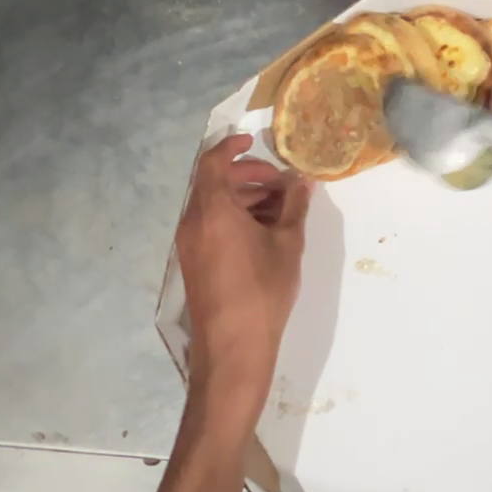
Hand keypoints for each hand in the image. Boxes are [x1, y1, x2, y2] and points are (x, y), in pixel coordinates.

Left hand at [176, 133, 311, 404]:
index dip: (232, 146)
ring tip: (280, 208)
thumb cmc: (262, 290)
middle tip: (280, 182)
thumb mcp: (287, 243)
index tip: (255, 141)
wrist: (233, 349)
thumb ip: (294, 205)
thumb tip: (301, 180)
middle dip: (248, 175)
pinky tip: (264, 232)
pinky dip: (234, 217)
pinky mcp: (194, 263)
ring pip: (213, 205)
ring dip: (244, 198)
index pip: (213, 161)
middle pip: (215, 182)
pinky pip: (210, 225)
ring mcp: (190, 244)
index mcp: (212, 209)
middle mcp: (193, 222)